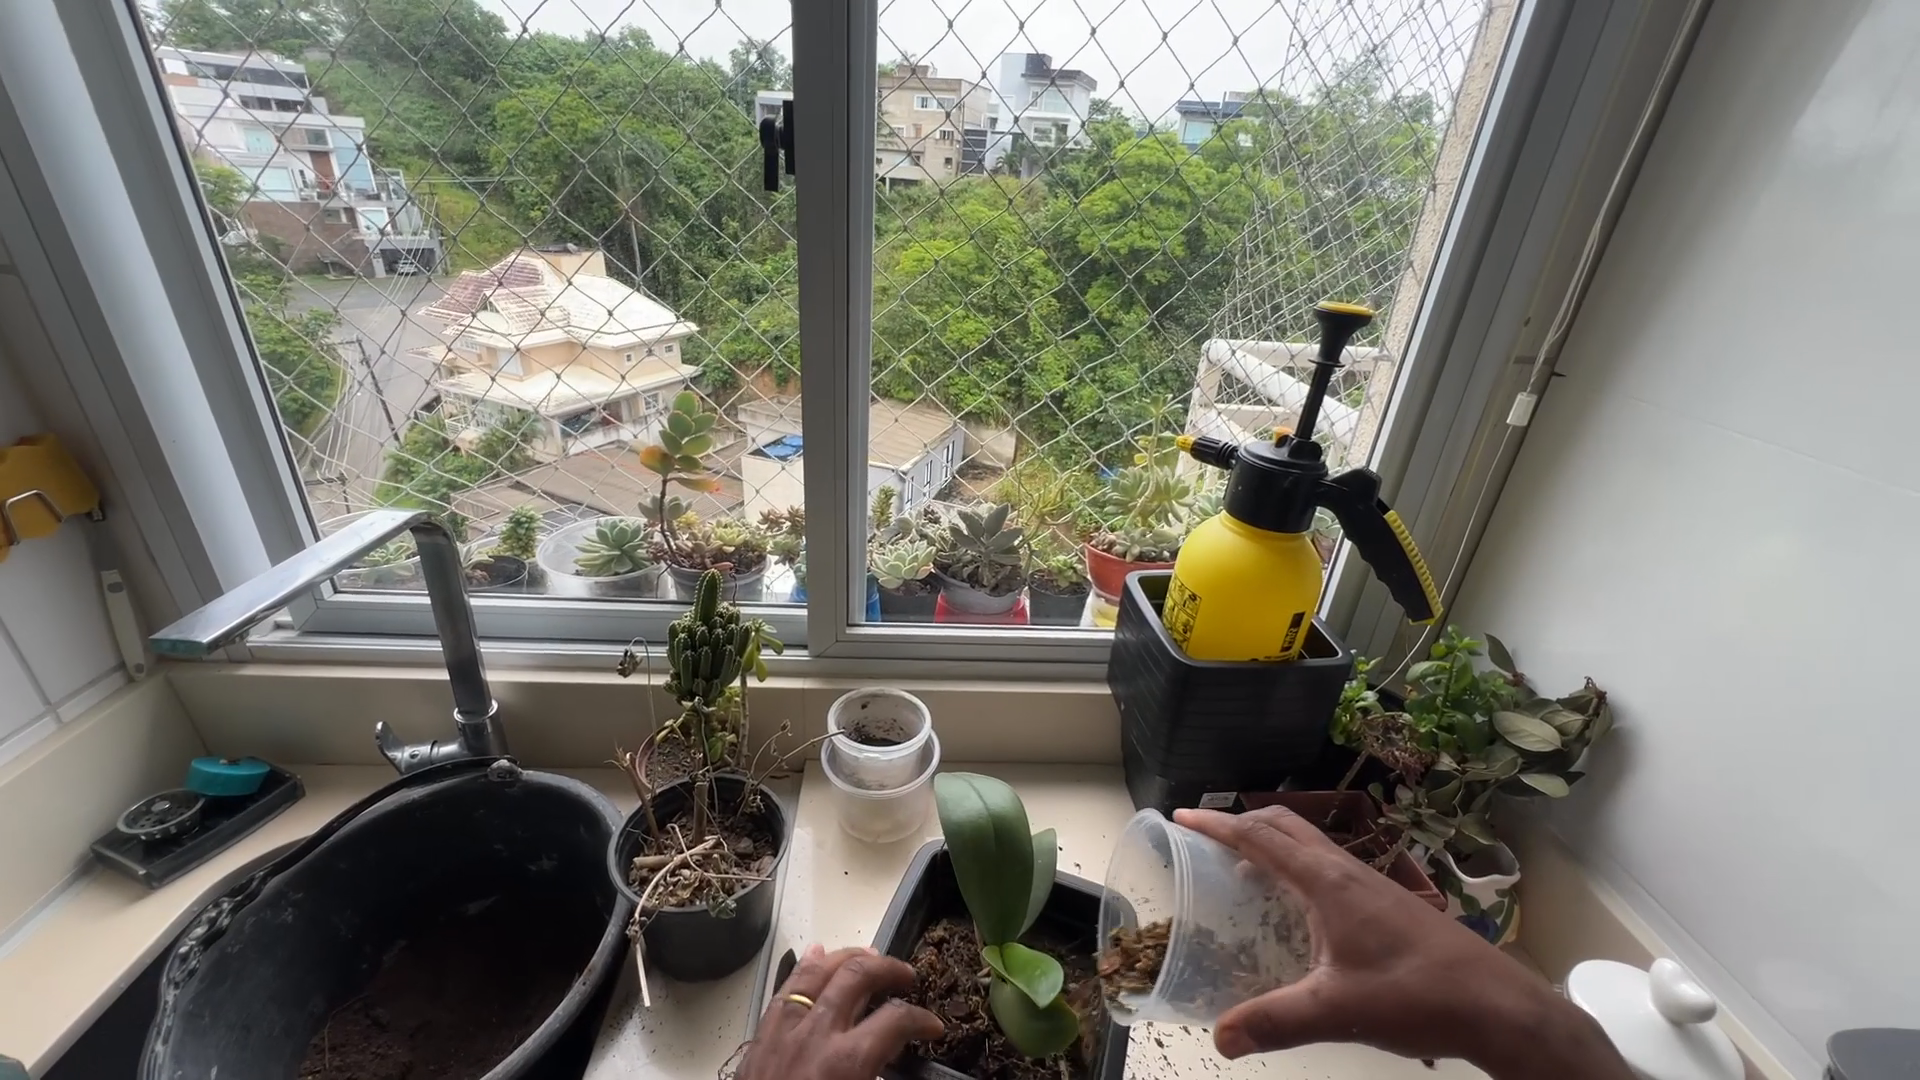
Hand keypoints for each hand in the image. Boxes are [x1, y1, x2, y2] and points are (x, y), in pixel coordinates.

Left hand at [738, 944, 943, 1079]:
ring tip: (870, 954)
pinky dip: (805, 968)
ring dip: (849, 957)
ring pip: (820, 972)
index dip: (921, 1019)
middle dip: (889, 969)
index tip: (933, 1025)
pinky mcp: (761, 1037)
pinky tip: (816, 953)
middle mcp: (817, 1034)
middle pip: (858, 976)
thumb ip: (877, 1074)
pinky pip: (785, 989)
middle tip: (907, 975)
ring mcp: (785, 1031)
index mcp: (847, 1063)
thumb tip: (893, 1056)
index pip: (895, 1020)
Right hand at [1173, 807, 1632, 1079]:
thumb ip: (1276, 1021)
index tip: (1181, 816)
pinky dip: (1295, 862)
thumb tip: (1220, 1038)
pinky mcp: (1384, 898)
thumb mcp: (1337, 1011)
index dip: (1216, 825)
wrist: (1502, 1007)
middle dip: (1240, 823)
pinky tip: (1297, 905)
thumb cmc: (1415, 995)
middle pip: (1282, 825)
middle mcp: (1343, 868)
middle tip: (1207, 839)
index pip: (1258, 836)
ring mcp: (1368, 880)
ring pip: (1307, 840)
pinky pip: (1324, 861)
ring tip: (1242, 867)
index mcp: (1324, 880)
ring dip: (1269, 840)